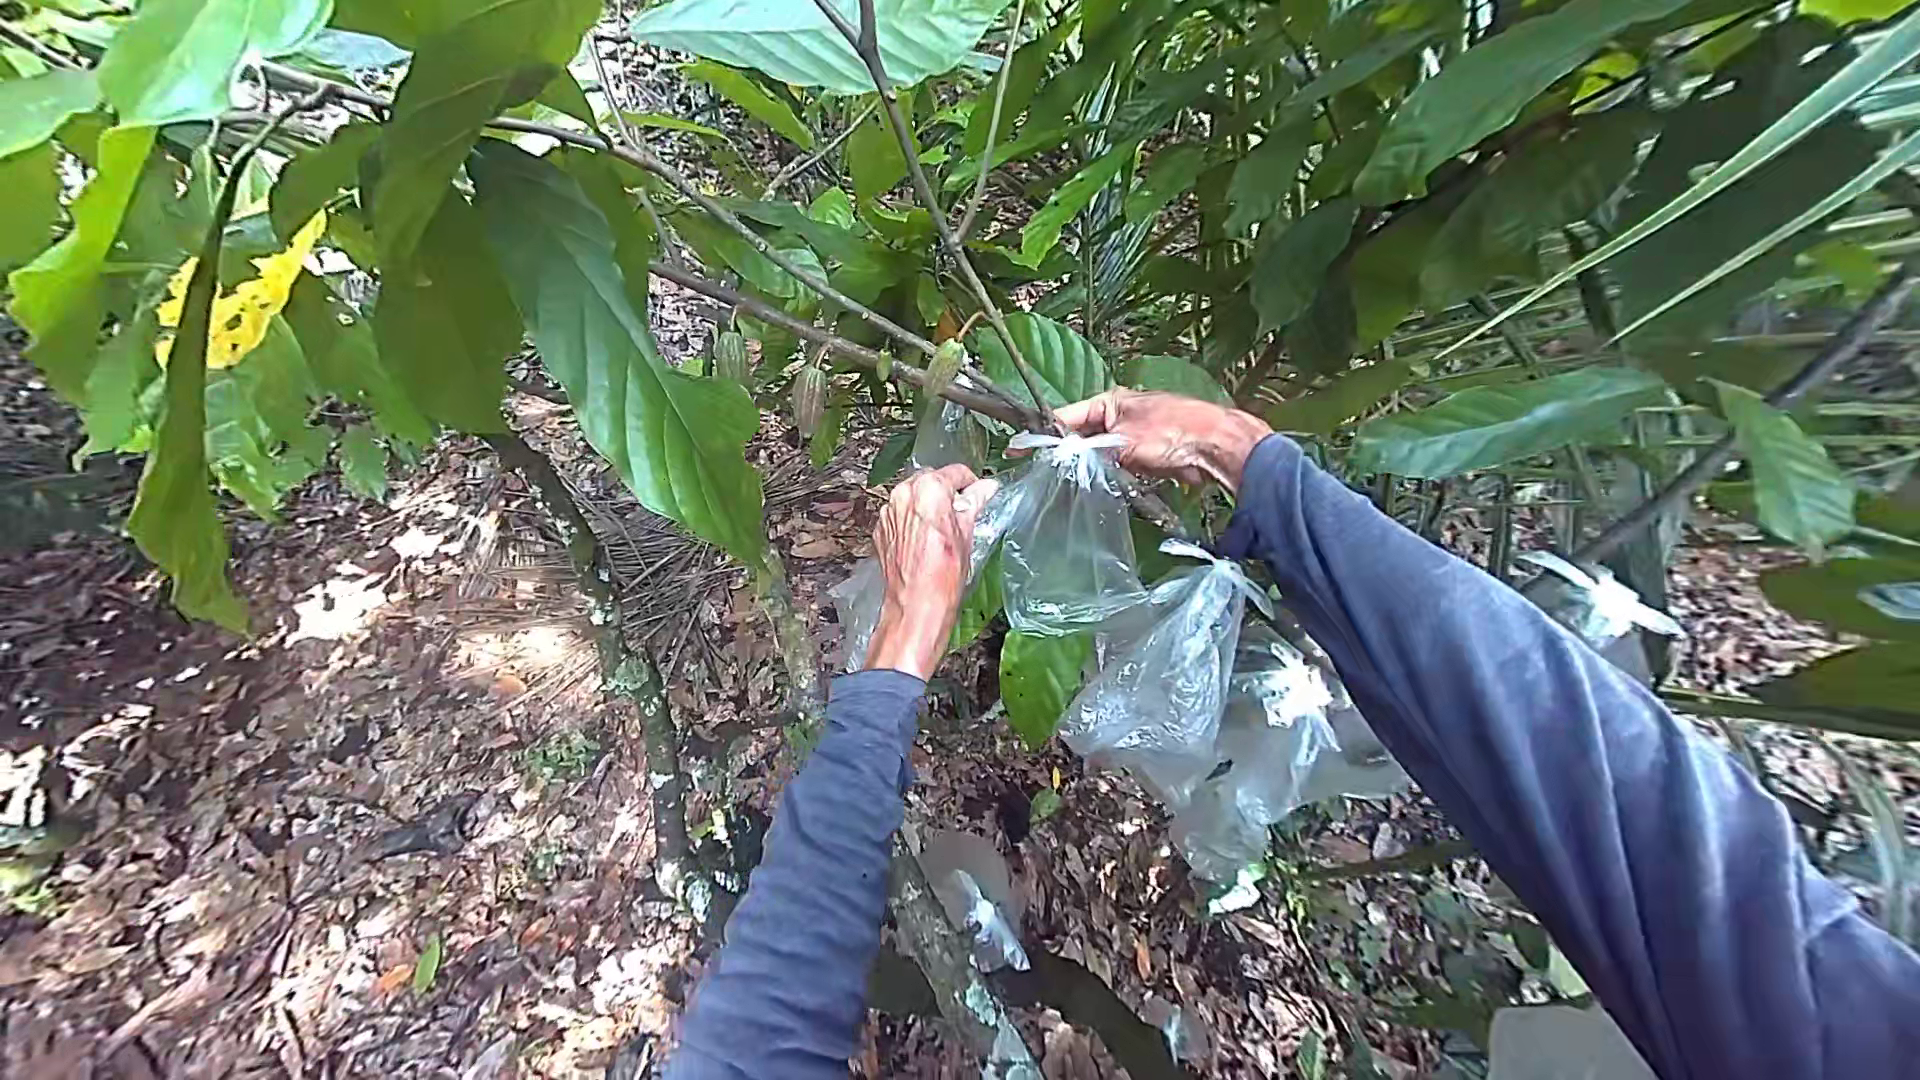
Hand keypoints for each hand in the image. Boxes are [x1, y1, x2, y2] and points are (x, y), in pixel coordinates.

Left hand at [865, 464, 1000, 680]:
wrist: (915, 605)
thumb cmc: (942, 575)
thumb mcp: (967, 533)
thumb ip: (974, 503)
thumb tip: (986, 488)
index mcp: (929, 489)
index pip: (956, 472)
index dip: (971, 484)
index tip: (977, 494)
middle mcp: (903, 494)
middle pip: (932, 480)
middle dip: (947, 493)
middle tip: (962, 514)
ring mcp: (889, 511)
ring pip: (914, 496)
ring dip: (928, 506)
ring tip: (943, 532)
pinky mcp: (881, 528)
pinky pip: (901, 514)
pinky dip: (913, 520)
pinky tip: (925, 542)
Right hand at [1055, 388, 1271, 492]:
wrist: (1217, 447)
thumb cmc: (1171, 433)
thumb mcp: (1122, 441)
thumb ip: (1088, 450)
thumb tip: (1062, 459)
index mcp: (1108, 402)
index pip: (1064, 417)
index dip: (1041, 434)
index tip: (1016, 448)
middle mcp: (1117, 416)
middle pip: (1079, 438)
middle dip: (1066, 455)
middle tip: (1044, 474)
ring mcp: (1130, 435)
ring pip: (1096, 456)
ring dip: (1090, 470)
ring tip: (1071, 484)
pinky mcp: (1143, 456)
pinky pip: (1115, 468)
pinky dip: (1110, 477)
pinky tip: (1103, 487)